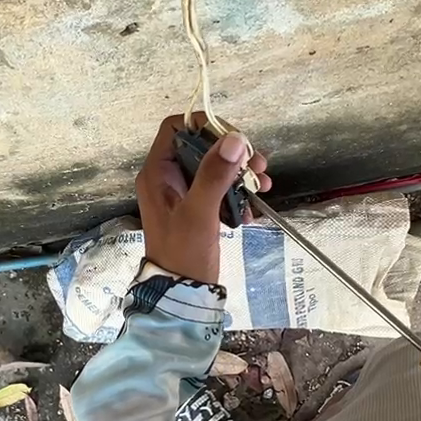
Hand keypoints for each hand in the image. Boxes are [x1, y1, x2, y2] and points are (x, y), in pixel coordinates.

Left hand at [135, 114, 270, 283]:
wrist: (182, 295)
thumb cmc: (184, 254)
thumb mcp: (199, 213)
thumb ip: (214, 175)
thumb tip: (235, 138)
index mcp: (157, 172)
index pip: (175, 128)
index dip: (205, 126)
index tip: (235, 138)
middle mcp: (167, 177)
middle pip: (201, 146)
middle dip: (232, 153)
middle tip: (258, 166)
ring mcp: (182, 193)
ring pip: (214, 167)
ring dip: (240, 174)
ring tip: (262, 186)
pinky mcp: (197, 208)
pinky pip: (219, 189)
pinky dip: (237, 194)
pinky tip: (251, 211)